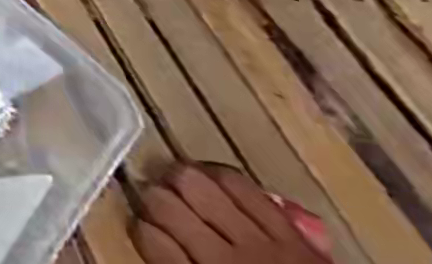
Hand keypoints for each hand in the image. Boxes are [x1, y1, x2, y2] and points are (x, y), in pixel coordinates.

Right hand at [138, 164, 333, 263]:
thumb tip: (154, 240)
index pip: (148, 237)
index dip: (141, 229)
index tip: (146, 231)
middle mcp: (228, 262)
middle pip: (164, 202)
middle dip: (154, 198)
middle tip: (158, 205)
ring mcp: (263, 245)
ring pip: (193, 182)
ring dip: (179, 181)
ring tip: (181, 188)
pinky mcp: (291, 232)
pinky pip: (240, 184)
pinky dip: (218, 176)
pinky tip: (213, 183)